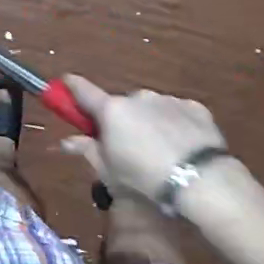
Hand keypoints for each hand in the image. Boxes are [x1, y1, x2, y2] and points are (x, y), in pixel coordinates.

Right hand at [61, 75, 227, 200]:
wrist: (200, 180)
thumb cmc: (145, 179)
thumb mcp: (110, 173)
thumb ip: (88, 151)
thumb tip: (67, 142)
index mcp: (112, 111)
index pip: (84, 91)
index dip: (71, 88)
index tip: (64, 83)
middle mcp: (139, 97)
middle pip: (121, 105)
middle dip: (121, 121)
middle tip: (125, 148)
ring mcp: (169, 100)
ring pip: (150, 109)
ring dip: (149, 123)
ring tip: (159, 154)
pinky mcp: (195, 107)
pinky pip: (176, 113)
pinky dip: (174, 125)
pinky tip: (181, 149)